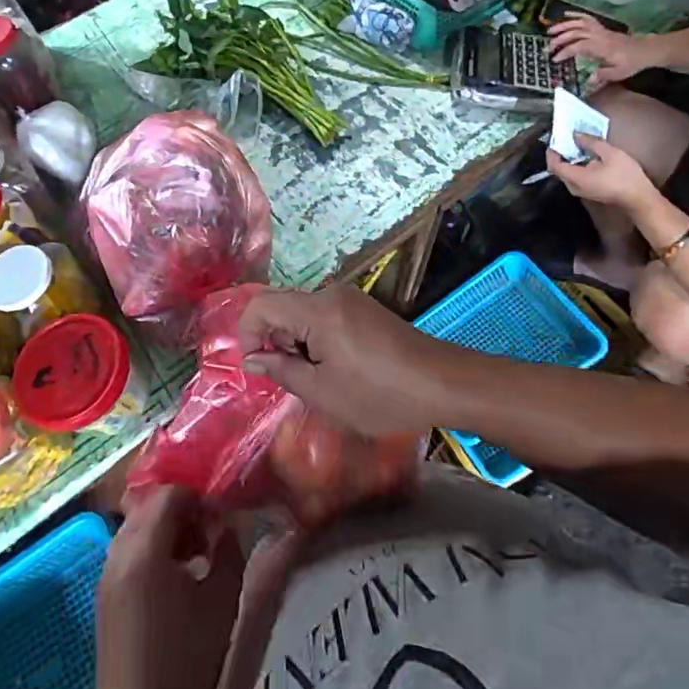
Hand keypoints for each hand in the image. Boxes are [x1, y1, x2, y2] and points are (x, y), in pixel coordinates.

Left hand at [89, 487, 244, 688]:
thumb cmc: (186, 657)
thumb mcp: (223, 599)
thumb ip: (228, 551)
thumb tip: (226, 525)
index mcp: (143, 550)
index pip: (168, 493)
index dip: (199, 495)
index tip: (222, 513)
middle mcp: (117, 554)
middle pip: (148, 507)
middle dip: (182, 510)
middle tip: (211, 532)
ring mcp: (105, 577)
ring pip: (136, 529)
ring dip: (167, 529)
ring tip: (198, 555)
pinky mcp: (104, 597)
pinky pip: (128, 553)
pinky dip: (153, 550)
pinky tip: (177, 578)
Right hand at [237, 284, 440, 436]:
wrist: (442, 383)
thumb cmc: (379, 394)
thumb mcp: (322, 391)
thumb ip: (281, 370)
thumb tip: (252, 359)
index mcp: (318, 310)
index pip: (261, 304)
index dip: (247, 332)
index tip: (256, 365)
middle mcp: (331, 294)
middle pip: (281, 304)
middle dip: (273, 338)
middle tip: (291, 375)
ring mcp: (351, 299)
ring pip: (302, 311)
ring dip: (296, 341)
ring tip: (317, 376)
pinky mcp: (364, 308)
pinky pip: (324, 315)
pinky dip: (315, 337)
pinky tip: (335, 367)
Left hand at [547, 133, 652, 210]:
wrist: (638, 198)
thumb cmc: (625, 175)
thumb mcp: (610, 153)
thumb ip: (590, 143)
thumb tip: (575, 135)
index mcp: (576, 178)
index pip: (554, 166)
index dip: (552, 152)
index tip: (555, 139)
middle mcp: (574, 187)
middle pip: (559, 170)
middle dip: (559, 155)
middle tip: (565, 139)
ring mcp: (580, 192)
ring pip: (567, 174)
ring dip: (568, 160)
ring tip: (575, 145)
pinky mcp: (587, 192)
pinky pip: (575, 178)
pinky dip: (575, 166)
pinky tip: (585, 156)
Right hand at [549, 15, 666, 88]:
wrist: (645, 50)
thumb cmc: (631, 63)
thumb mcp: (618, 73)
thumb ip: (603, 75)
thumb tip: (588, 78)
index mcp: (602, 47)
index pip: (579, 46)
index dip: (565, 52)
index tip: (554, 60)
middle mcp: (600, 36)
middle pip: (576, 32)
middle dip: (560, 39)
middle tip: (547, 48)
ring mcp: (601, 30)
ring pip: (580, 23)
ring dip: (564, 25)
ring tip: (550, 31)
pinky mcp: (602, 28)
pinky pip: (588, 18)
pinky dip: (576, 15)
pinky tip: (565, 15)